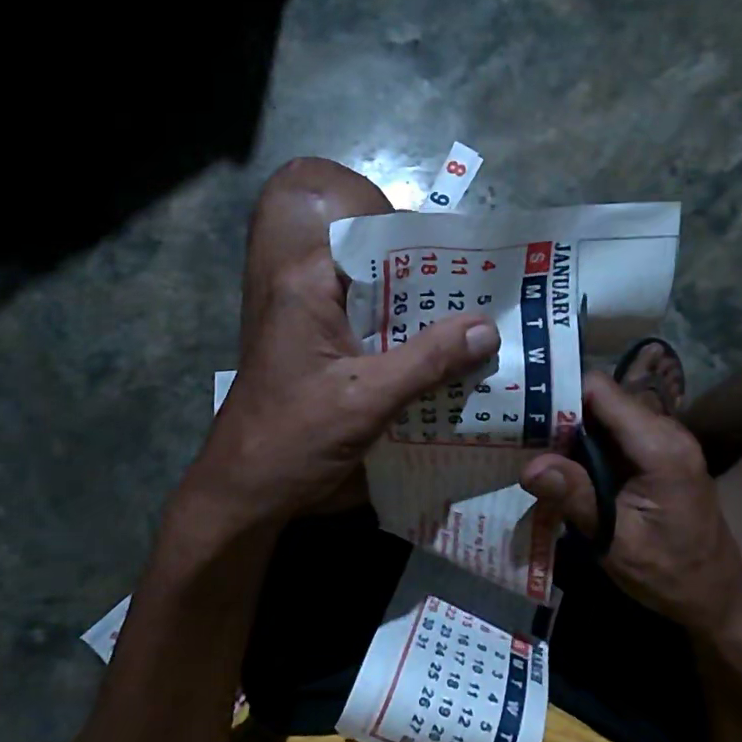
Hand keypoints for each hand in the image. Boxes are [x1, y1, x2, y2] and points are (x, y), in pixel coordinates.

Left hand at [189, 249, 499, 527]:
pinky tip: (456, 368)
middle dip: (437, 294)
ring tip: (490, 328)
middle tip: (497, 295)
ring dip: (428, 330)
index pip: (375, 246)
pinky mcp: (329, 368)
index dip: (425, 249)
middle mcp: (314, 301)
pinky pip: (379, 349)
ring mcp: (321, 337)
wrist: (244, 495)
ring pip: (386, 319)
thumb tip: (488, 327)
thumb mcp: (366, 397)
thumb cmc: (295, 437)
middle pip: (385, 283)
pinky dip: (412, 358)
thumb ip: (428, 360)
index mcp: (310, 288)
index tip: (477, 256)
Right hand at [521, 372, 741, 636]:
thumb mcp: (618, 542)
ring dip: (564, 429)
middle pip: (597, 399)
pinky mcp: (652, 453)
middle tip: (512, 433)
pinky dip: (579, 443)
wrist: (715, 597)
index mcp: (660, 446)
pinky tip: (553, 463)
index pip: (600, 390)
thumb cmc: (671, 574)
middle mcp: (663, 431)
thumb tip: (529, 466)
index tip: (519, 413)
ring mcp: (659, 440)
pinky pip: (608, 433)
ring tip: (524, 447)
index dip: (557, 393)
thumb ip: (576, 497)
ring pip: (600, 414)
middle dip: (554, 412)